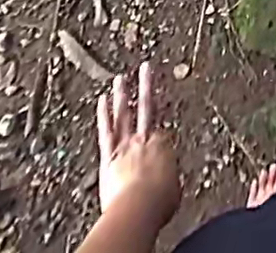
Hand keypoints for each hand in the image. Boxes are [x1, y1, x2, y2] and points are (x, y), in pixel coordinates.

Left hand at [96, 62, 179, 225]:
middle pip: (146, 107)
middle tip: (145, 66)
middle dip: (146, 85)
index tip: (161, 137)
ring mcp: (125, 144)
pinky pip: (106, 131)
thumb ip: (168, 176)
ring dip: (122, 94)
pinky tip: (101, 98)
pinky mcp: (108, 155)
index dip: (161, 133)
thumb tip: (166, 178)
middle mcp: (144, 139)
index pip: (162, 132)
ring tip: (120, 77)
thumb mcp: (174, 190)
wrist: (138, 208)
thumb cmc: (159, 203)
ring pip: (124, 114)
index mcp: (163, 145)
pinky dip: (103, 114)